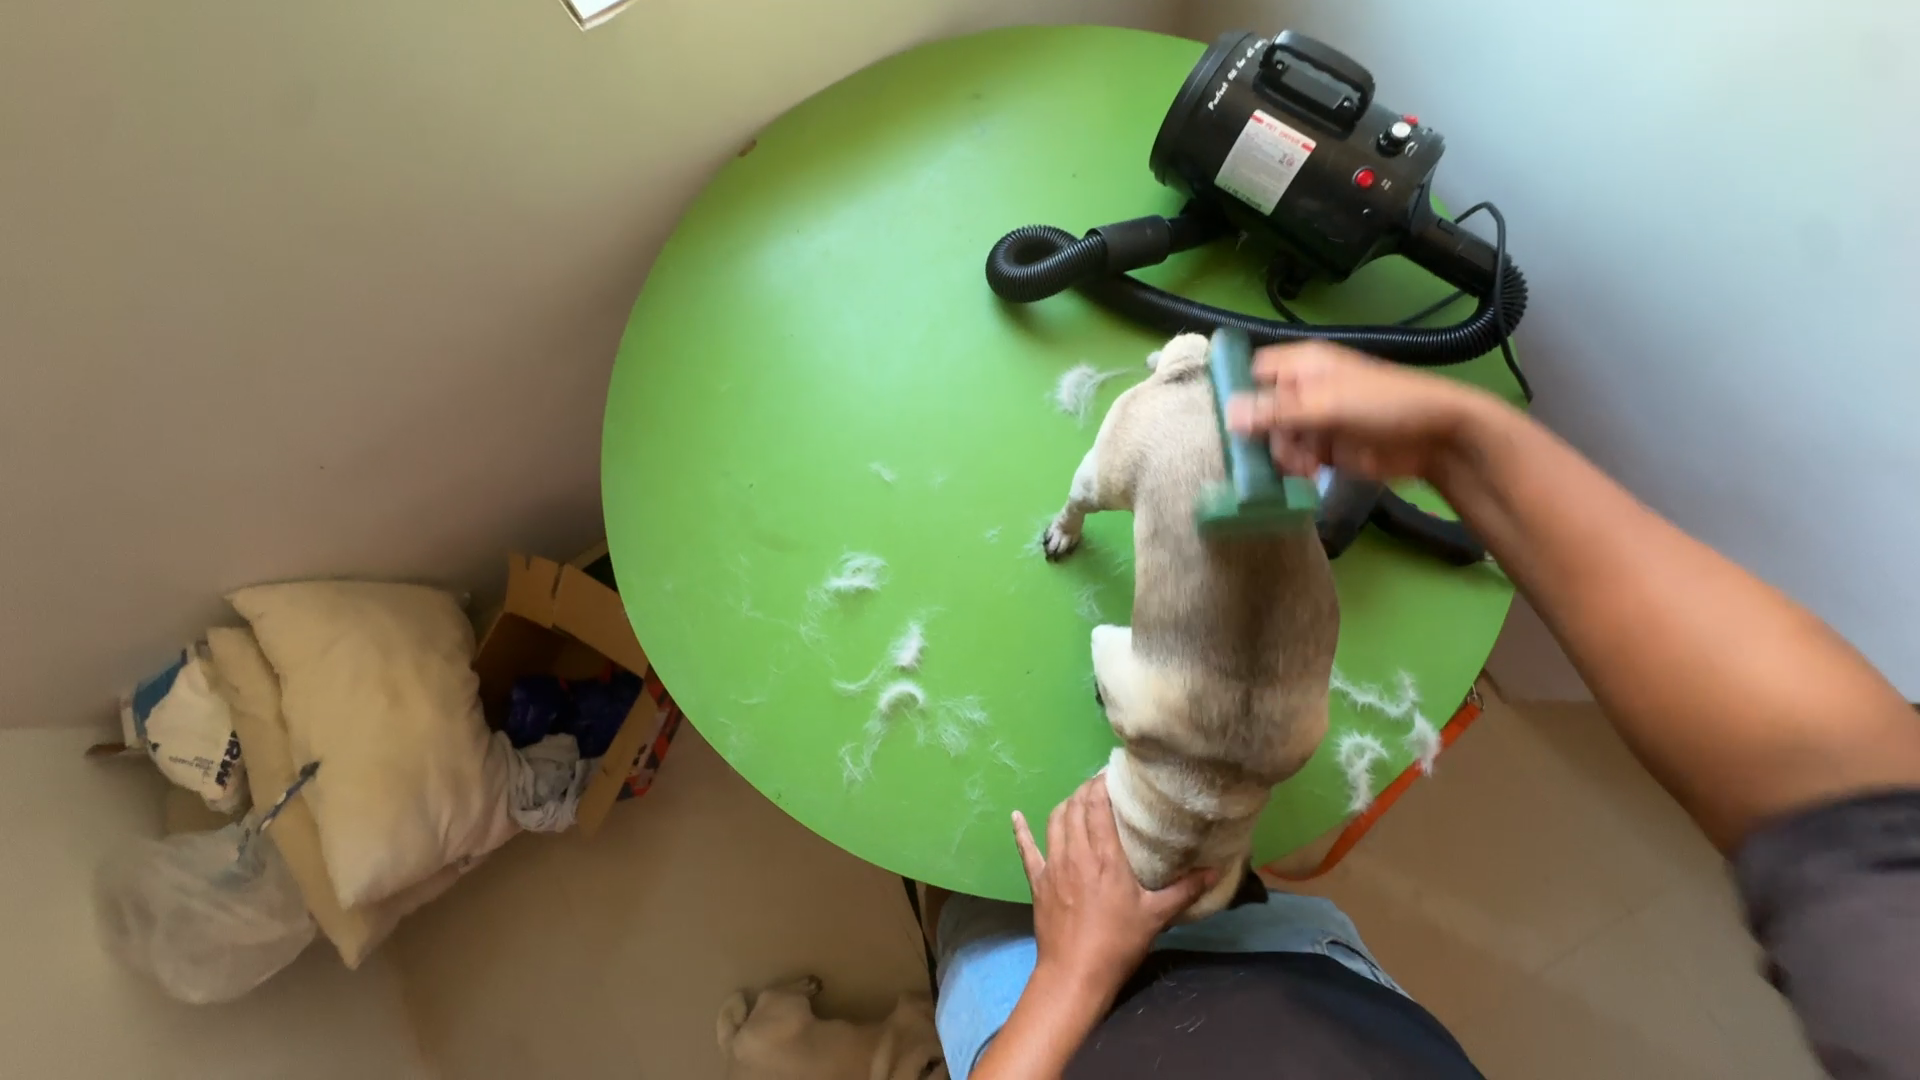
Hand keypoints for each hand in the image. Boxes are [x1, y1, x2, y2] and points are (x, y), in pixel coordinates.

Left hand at [1011, 775, 1212, 1001]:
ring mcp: (1053, 864)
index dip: (1101, 784)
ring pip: (1055, 820)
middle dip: (1086, 789)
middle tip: (1099, 784)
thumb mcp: (1156, 916)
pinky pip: (1026, 848)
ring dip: (1066, 805)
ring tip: (1078, 799)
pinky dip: (1022, 830)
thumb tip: (1214, 869)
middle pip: (1075, 807)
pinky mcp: (1037, 879)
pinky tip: (1017, 816)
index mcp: (1105, 856)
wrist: (1075, 973)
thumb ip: (1185, 890)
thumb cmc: (1118, 943)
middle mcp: (1076, 852)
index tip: (1111, 774)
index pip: (1098, 806)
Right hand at [1225, 341, 1498, 482]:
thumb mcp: (1326, 404)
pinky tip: (1308, 475)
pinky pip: (1292, 459)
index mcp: (1303, 366)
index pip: (1254, 370)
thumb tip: (1229, 414)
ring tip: (1303, 466)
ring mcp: (1313, 420)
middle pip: (1259, 411)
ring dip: (1281, 456)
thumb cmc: (1385, 405)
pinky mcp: (1323, 448)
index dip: (1238, 390)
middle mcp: (1302, 390)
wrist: (1437, 438)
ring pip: (1273, 439)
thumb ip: (1276, 411)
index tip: (1224, 418)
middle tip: (1270, 451)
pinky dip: (1294, 469)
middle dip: (1261, 434)